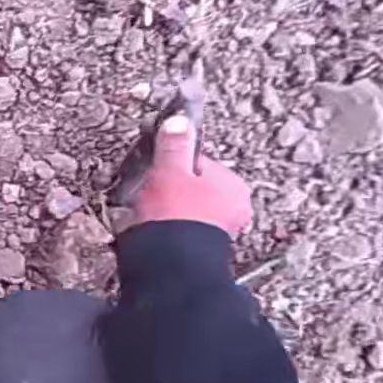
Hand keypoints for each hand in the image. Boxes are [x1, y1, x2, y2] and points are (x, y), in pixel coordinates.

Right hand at [131, 114, 253, 237]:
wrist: (172, 262)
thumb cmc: (175, 215)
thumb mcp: (169, 172)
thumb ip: (174, 146)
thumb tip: (179, 121)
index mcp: (232, 184)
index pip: (197, 162)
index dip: (171, 165)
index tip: (155, 171)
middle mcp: (234, 206)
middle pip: (193, 185)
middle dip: (171, 188)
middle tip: (150, 194)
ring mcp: (222, 229)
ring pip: (188, 207)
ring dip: (169, 209)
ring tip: (148, 214)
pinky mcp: (204, 246)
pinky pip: (185, 227)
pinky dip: (171, 227)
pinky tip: (155, 229)